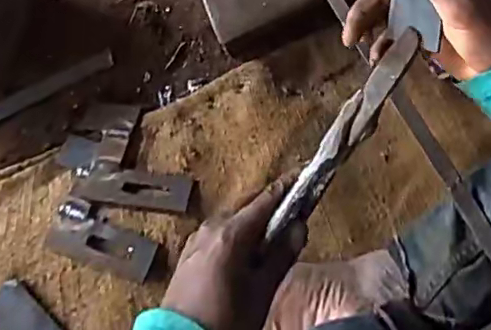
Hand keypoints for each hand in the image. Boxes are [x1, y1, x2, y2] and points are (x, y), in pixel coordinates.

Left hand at [161, 181, 304, 329]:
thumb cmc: (226, 321)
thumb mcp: (261, 293)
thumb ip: (281, 257)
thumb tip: (300, 227)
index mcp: (231, 232)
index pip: (264, 199)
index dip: (285, 187)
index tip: (300, 175)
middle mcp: (212, 225)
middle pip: (246, 205)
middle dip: (268, 204)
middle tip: (291, 208)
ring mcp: (198, 236)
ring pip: (231, 218)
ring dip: (251, 220)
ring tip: (270, 235)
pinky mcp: (189, 250)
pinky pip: (218, 231)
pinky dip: (235, 232)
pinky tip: (244, 251)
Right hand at [339, 0, 490, 79]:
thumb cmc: (487, 31)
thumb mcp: (459, 3)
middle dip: (361, 7)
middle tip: (350, 28)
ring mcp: (419, 14)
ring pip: (381, 14)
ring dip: (366, 26)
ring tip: (355, 43)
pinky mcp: (419, 37)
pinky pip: (391, 36)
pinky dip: (381, 45)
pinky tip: (378, 56)